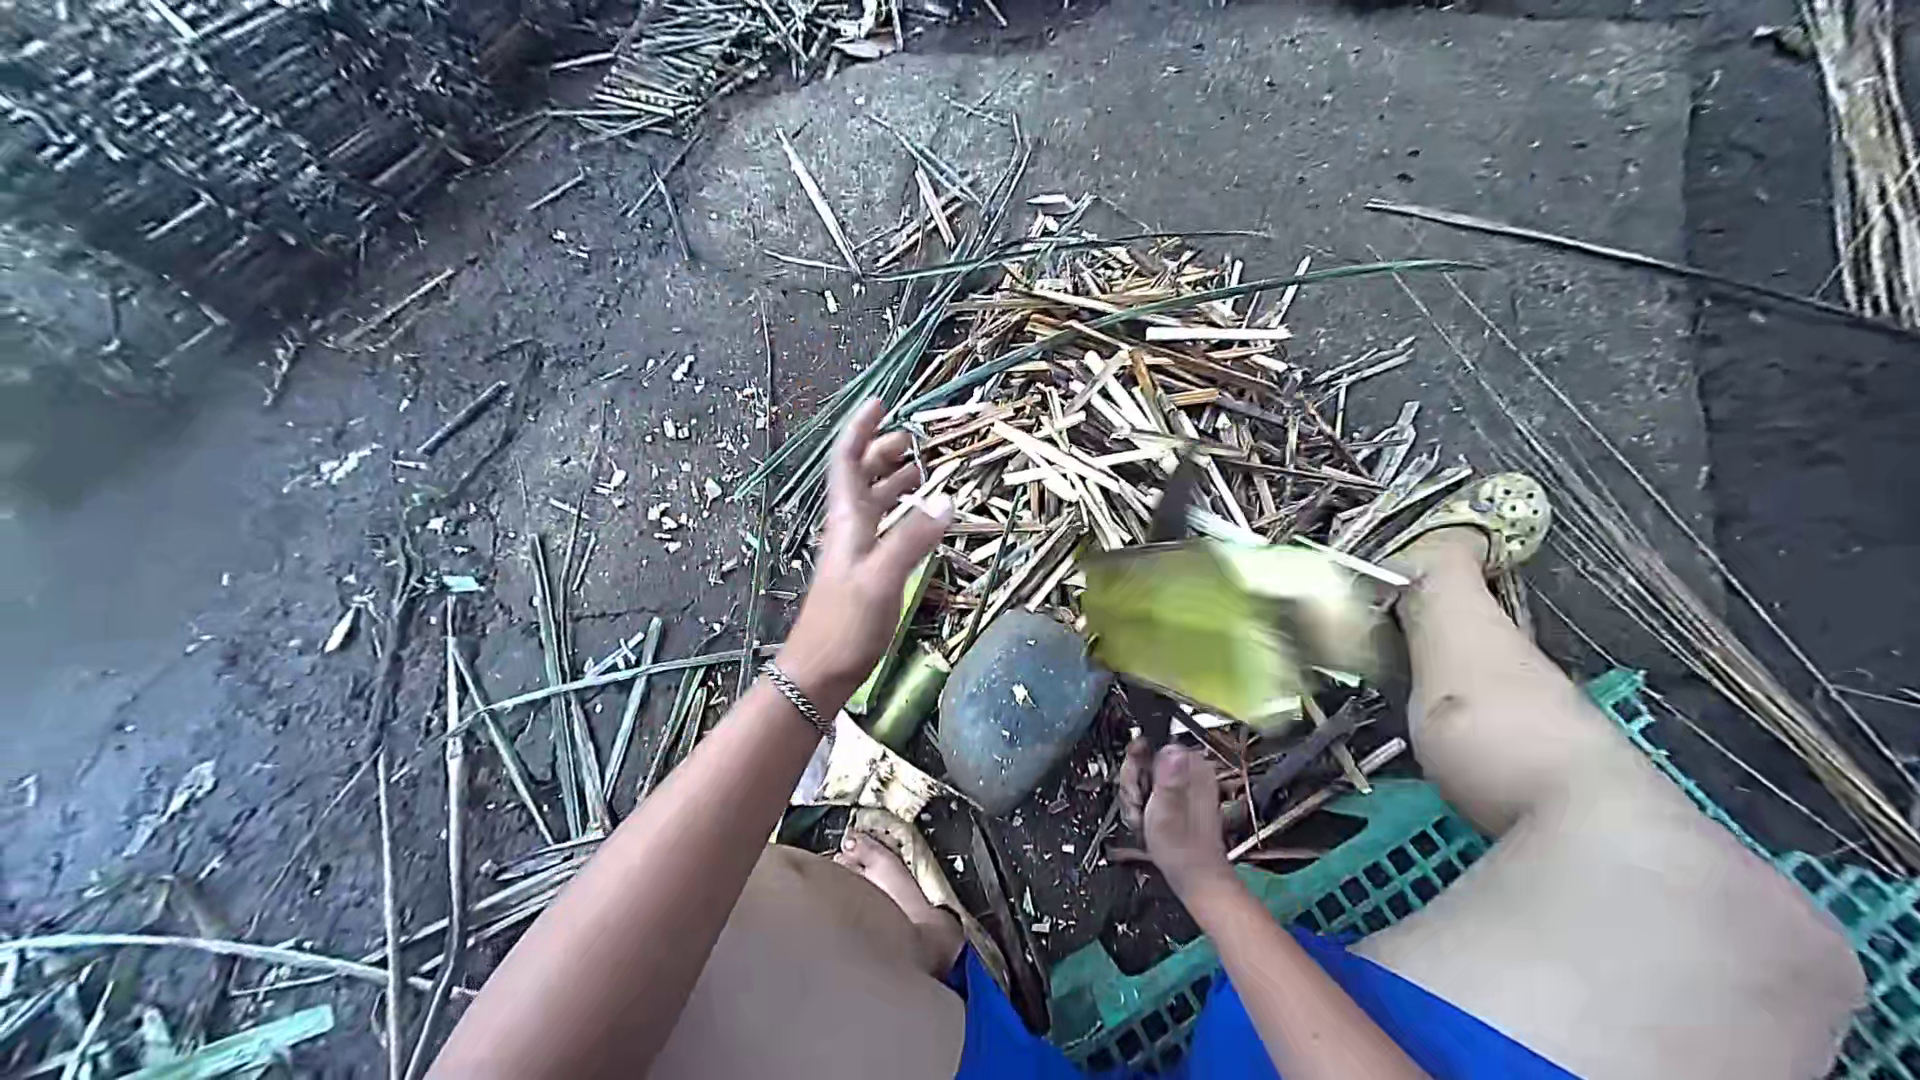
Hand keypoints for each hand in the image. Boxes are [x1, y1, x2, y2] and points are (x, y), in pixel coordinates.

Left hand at [776, 399, 952, 704]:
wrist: (821, 670)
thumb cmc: (845, 624)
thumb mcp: (882, 577)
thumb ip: (913, 538)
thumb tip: (946, 499)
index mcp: (847, 519)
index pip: (848, 459)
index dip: (861, 428)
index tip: (881, 402)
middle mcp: (849, 527)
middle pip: (862, 475)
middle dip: (884, 450)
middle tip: (913, 438)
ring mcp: (857, 549)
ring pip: (875, 500)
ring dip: (895, 479)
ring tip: (922, 468)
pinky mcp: (867, 571)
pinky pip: (886, 527)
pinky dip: (904, 512)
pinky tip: (922, 518)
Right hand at [1119, 739, 1230, 893]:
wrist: (1192, 876)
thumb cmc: (1183, 849)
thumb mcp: (1167, 810)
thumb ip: (1167, 778)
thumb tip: (1172, 750)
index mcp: (1192, 768)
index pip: (1151, 744)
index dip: (1137, 765)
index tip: (1138, 788)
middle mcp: (1189, 772)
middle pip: (1143, 759)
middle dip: (1133, 784)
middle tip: (1140, 806)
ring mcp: (1182, 784)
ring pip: (1142, 775)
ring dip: (1135, 798)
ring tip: (1144, 818)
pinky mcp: (1176, 796)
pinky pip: (1147, 789)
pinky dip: (1142, 805)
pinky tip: (1147, 821)